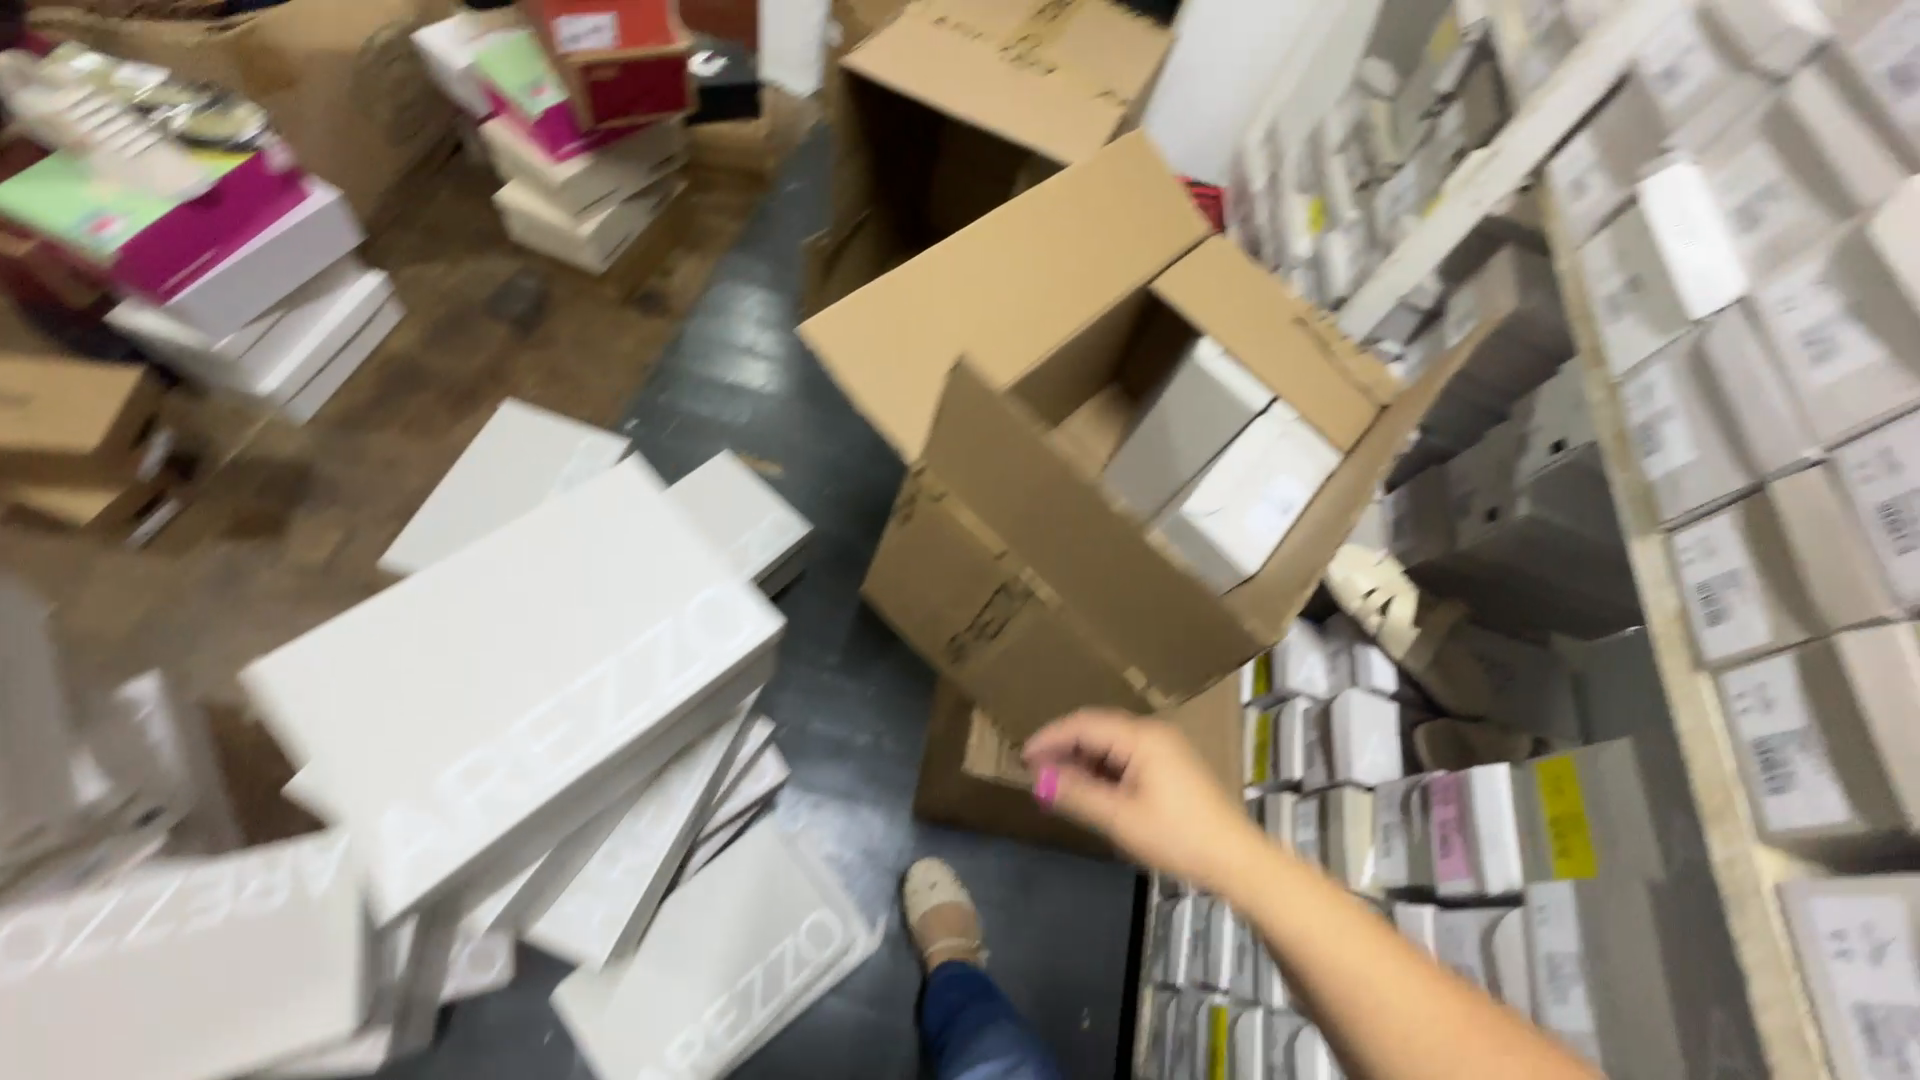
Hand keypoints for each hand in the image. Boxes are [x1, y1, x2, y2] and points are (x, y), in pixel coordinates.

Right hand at [1023, 709, 1264, 892]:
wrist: (1237, 859)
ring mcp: (1165, 748)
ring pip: (1111, 743)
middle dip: (1064, 746)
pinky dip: (1102, 768)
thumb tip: (1038, 777)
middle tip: (1034, 769)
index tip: (1022, 756)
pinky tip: (1089, 788)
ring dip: (1082, 758)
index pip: (1084, 724)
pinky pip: (1126, 755)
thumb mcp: (1120, 818)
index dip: (1050, 737)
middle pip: (1097, 729)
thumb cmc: (1178, 837)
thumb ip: (1077, 794)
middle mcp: (1153, 733)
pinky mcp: (1171, 766)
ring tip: (1055, 781)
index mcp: (1141, 737)